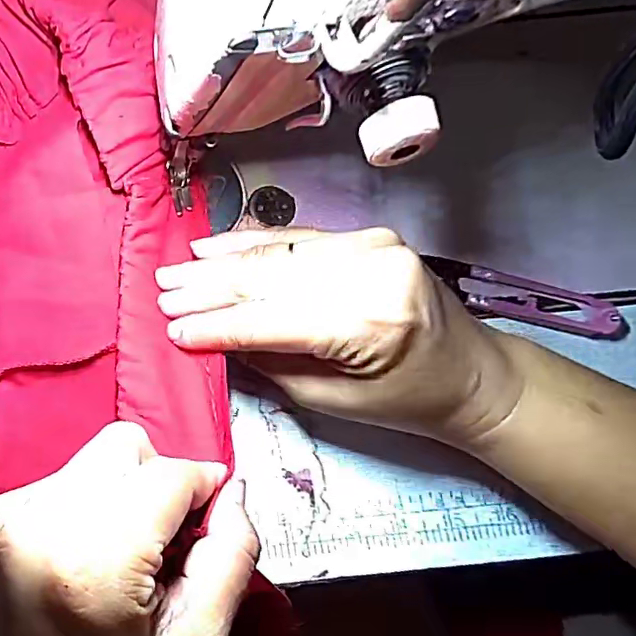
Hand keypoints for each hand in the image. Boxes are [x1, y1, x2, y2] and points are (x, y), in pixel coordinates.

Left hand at [0, 421, 258, 635]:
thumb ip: (228, 561)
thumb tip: (234, 492)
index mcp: (92, 560)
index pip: (167, 474)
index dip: (204, 490)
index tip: (211, 524)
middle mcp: (40, 519)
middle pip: (125, 446)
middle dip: (160, 483)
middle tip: (164, 545)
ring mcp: (7, 510)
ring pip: (94, 459)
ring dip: (121, 494)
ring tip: (119, 556)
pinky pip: (60, 478)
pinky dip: (85, 503)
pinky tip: (82, 555)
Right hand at [155, 226, 524, 446]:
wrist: (473, 374)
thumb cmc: (403, 399)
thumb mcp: (326, 398)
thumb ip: (265, 361)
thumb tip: (210, 336)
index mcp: (364, 325)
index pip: (265, 321)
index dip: (212, 326)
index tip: (171, 330)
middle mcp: (369, 275)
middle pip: (265, 279)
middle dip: (206, 288)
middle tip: (162, 293)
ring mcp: (371, 247)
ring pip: (273, 254)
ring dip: (218, 263)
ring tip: (175, 272)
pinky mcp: (367, 236)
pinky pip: (295, 237)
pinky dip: (251, 242)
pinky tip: (212, 245)